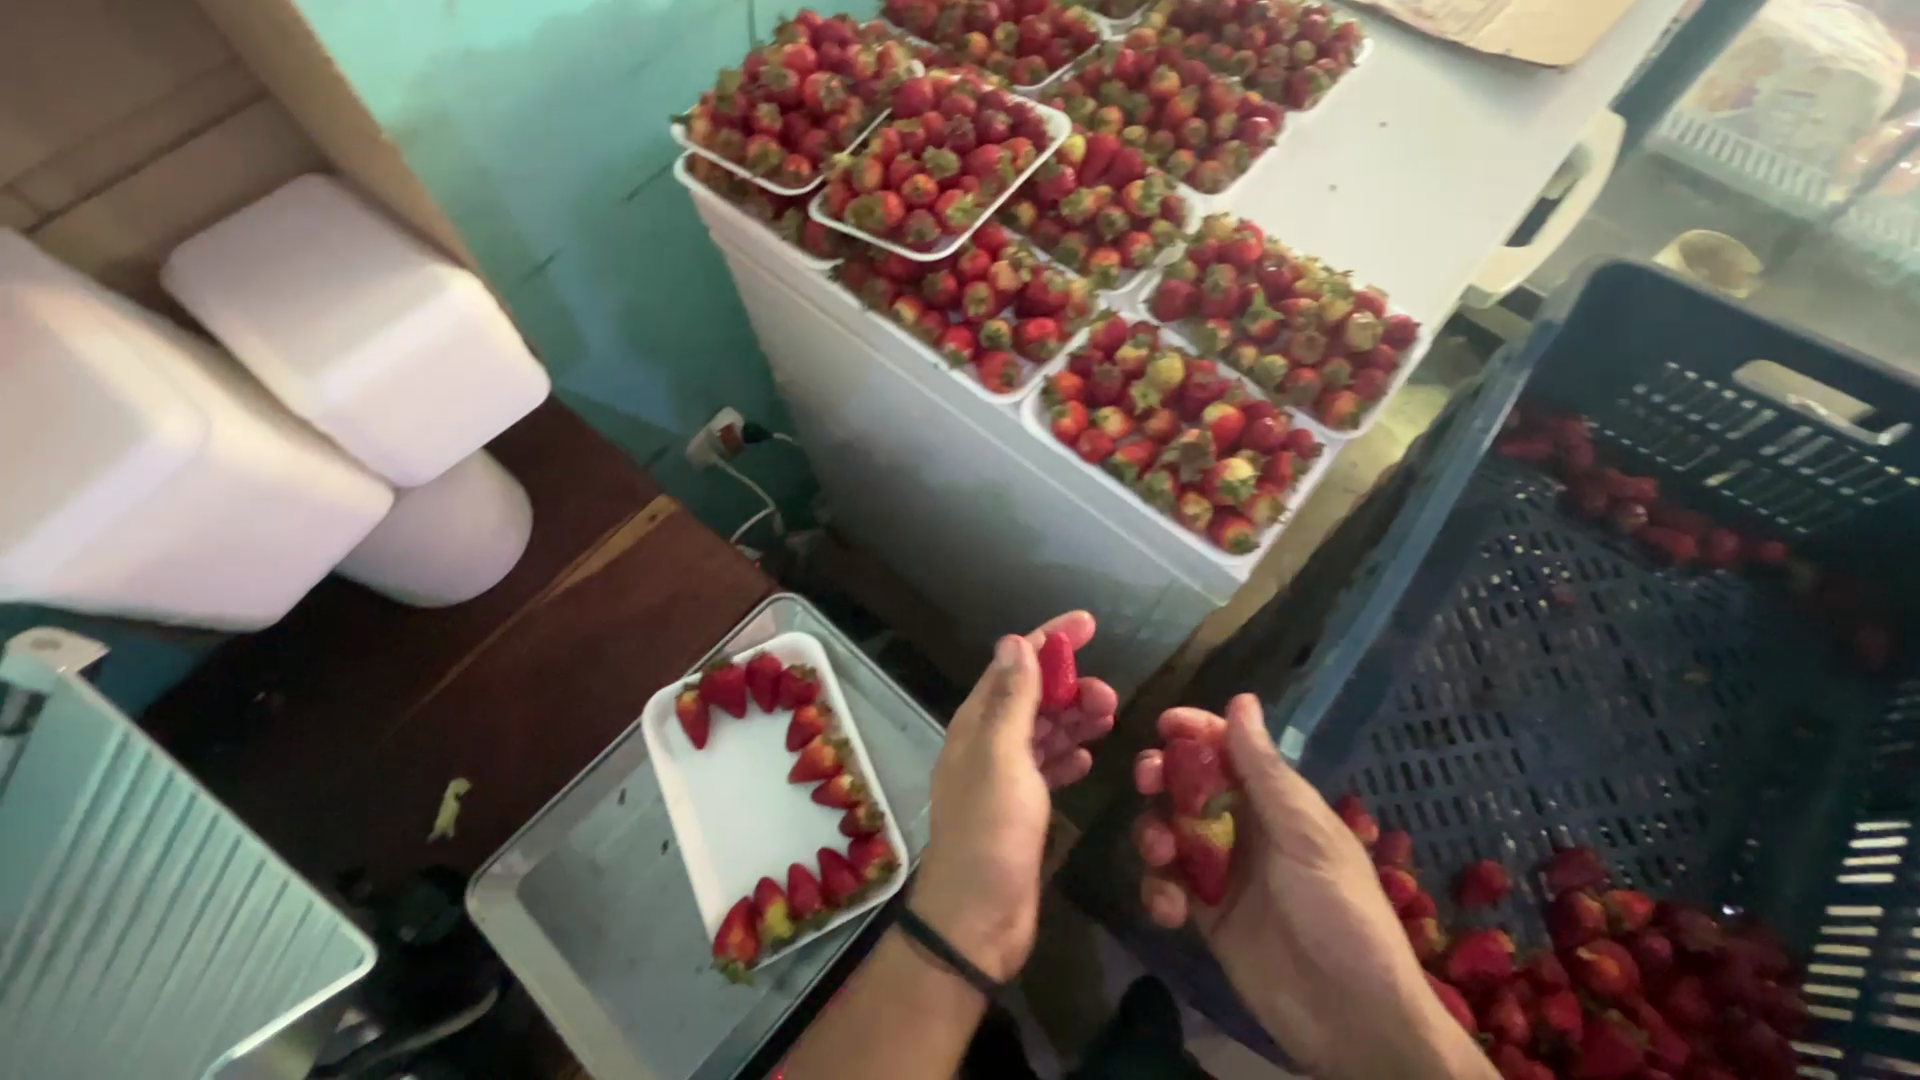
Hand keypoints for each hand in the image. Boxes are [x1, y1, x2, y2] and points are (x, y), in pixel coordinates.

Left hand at [912, 612, 1116, 981]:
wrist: (977, 919)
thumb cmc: (990, 832)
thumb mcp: (1002, 758)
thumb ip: (1011, 701)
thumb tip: (1015, 642)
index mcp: (975, 725)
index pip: (1013, 664)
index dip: (1049, 640)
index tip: (1088, 623)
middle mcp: (985, 744)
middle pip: (1031, 696)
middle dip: (1069, 685)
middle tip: (1110, 695)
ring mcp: (1003, 777)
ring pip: (1043, 730)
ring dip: (1074, 718)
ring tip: (1110, 716)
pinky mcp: (1020, 807)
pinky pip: (1047, 766)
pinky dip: (1067, 754)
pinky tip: (1088, 756)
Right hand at [1132, 695, 1495, 1079]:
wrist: (1354, 1019)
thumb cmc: (1340, 913)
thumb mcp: (1306, 835)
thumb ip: (1263, 771)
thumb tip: (1241, 699)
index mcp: (1277, 803)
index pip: (1230, 750)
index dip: (1197, 731)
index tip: (1165, 725)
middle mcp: (1245, 829)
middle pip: (1188, 786)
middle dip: (1162, 776)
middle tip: (1148, 780)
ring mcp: (1222, 873)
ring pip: (1169, 832)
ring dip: (1154, 833)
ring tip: (1160, 853)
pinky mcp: (1205, 915)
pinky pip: (1167, 886)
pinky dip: (1158, 890)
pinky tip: (1169, 908)